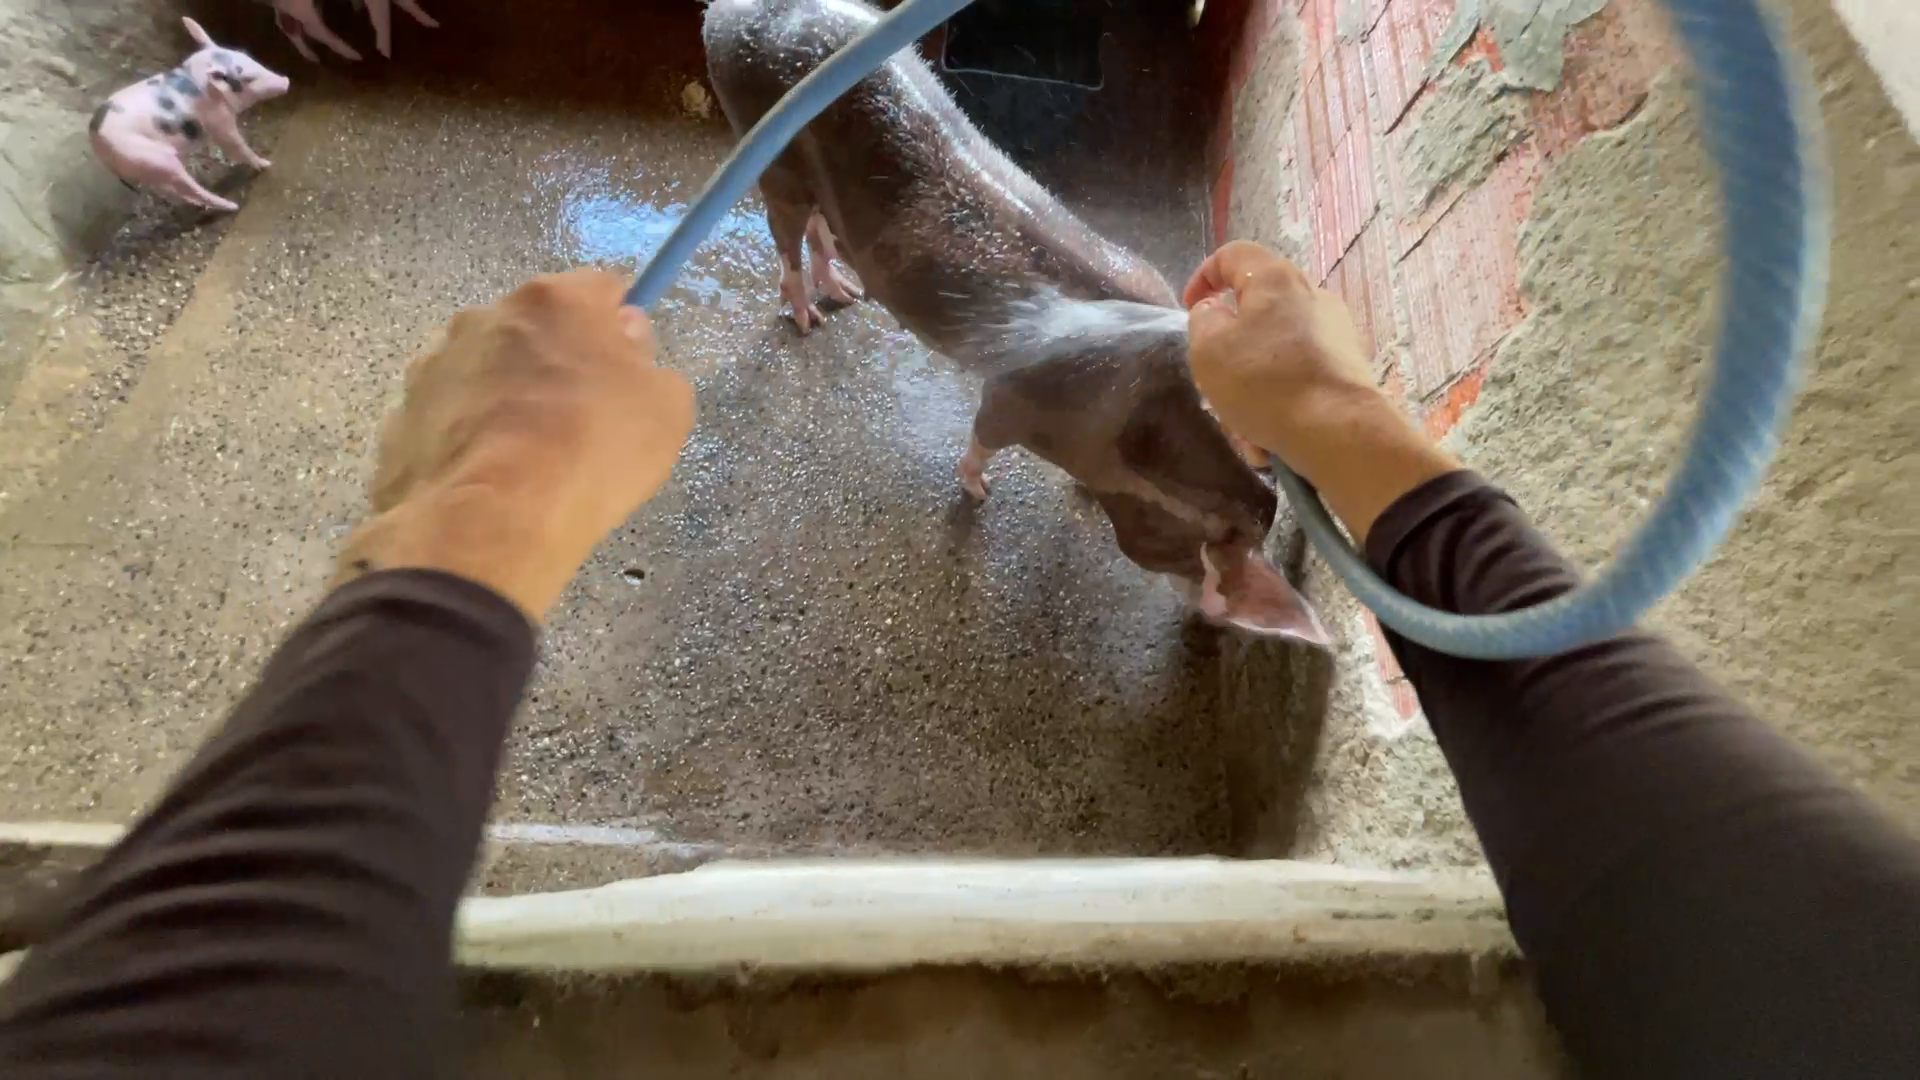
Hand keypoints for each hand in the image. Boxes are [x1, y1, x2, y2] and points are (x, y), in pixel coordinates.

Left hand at [338, 270, 695, 619]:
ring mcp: (435, 362)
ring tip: (541, 456)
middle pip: (542, 326)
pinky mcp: (402, 414)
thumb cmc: (596, 450)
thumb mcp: (669, 410)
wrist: (497, 517)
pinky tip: (501, 477)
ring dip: (518, 395)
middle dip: (566, 359)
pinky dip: (479, 436)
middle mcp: (487, 315)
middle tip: (592, 416)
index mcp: (557, 301)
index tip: (635, 366)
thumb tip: (626, 350)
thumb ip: (654, 367)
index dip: (624, 326)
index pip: (603, 288)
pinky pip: (456, 415)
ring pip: (493, 369)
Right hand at [1184, 242, 1455, 540]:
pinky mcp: (1345, 364)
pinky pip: (1295, 375)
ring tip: (1239, 423)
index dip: (1203, 276)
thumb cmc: (1262, 382)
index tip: (1188, 308)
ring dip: (1248, 382)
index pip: (1233, 254)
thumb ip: (1203, 320)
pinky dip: (1274, 399)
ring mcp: (1333, 330)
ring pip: (1272, 350)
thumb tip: (1214, 311)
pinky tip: (1266, 436)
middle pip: (1254, 309)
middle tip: (1211, 377)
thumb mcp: (1208, 349)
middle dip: (1227, 346)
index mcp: (1275, 280)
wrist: (1336, 429)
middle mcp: (1311, 295)